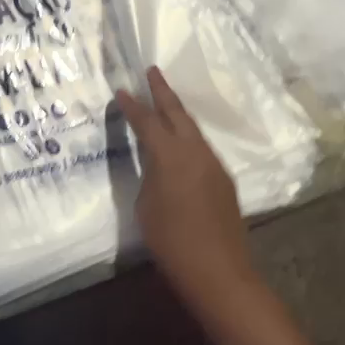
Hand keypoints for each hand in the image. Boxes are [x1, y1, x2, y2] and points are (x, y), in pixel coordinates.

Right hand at [115, 66, 255, 295]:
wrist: (219, 273)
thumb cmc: (172, 241)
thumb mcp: (146, 205)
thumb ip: (149, 175)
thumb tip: (154, 163)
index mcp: (169, 154)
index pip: (146, 121)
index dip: (132, 105)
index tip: (121, 89)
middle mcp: (194, 151)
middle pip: (176, 113)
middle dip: (162, 91)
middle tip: (151, 71)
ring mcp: (213, 164)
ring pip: (192, 129)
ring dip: (177, 113)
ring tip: (164, 101)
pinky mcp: (224, 181)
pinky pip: (201, 147)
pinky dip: (188, 135)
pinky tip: (181, 141)